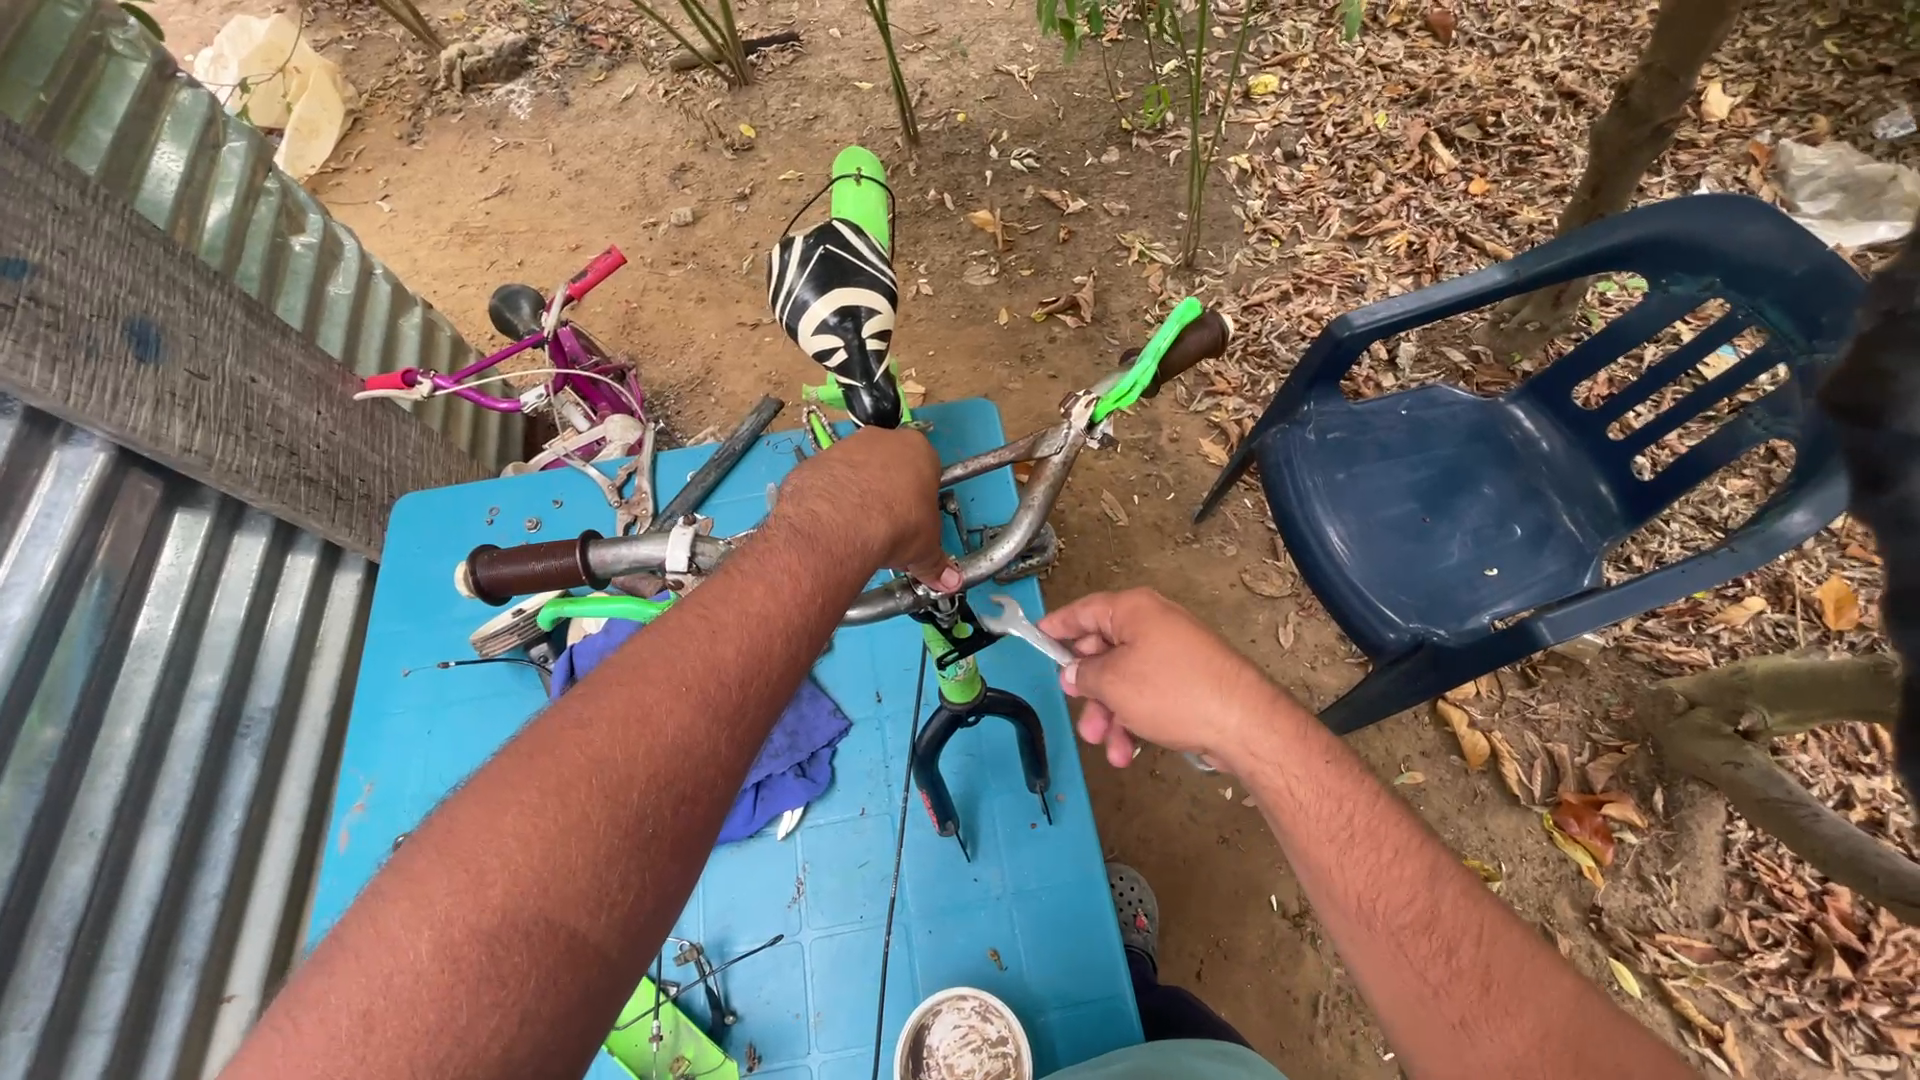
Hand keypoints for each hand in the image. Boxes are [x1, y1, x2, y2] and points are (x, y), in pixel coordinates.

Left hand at [775, 426, 960, 590]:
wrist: (842, 523)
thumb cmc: (896, 523)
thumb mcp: (926, 548)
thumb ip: (935, 562)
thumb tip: (948, 581)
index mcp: (919, 451)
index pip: (926, 471)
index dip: (920, 500)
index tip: (914, 521)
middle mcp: (882, 440)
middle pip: (889, 467)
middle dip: (888, 496)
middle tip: (887, 528)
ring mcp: (846, 447)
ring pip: (856, 472)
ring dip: (858, 497)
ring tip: (858, 533)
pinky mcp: (816, 461)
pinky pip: (828, 481)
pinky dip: (830, 500)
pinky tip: (833, 527)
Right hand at [1038, 588, 1291, 767]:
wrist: (1242, 723)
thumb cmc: (1174, 691)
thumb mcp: (1113, 682)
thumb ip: (1085, 674)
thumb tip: (1074, 672)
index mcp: (1134, 610)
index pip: (1084, 611)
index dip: (1058, 626)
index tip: (1037, 637)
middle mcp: (1154, 625)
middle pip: (1104, 650)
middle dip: (1088, 687)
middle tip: (1076, 705)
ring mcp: (1173, 654)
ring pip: (1124, 680)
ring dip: (1109, 713)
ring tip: (1104, 745)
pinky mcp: (1188, 682)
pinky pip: (1147, 696)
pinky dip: (1133, 720)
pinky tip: (1127, 750)